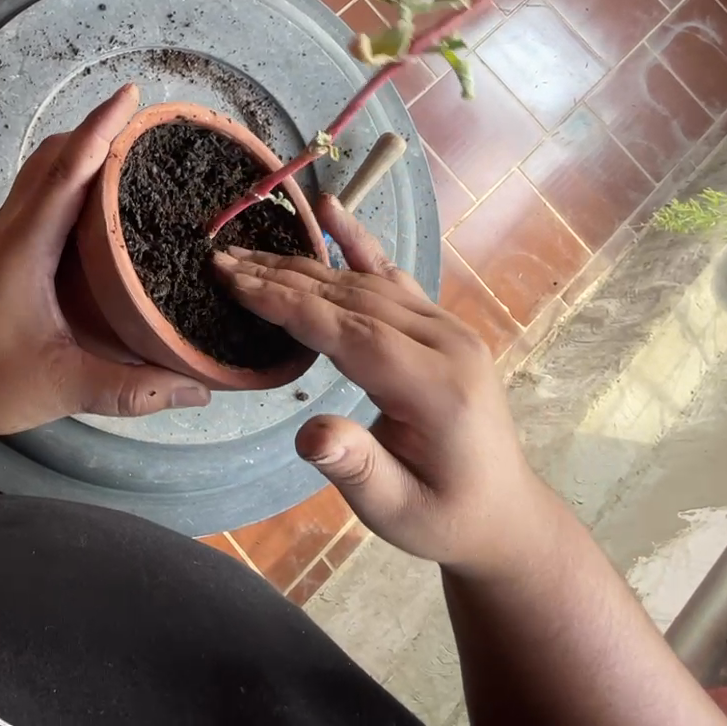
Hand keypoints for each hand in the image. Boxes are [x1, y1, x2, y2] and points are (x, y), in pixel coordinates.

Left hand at [0, 85, 211, 440]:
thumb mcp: (64, 386)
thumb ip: (132, 390)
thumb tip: (201, 390)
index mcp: (27, 245)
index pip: (68, 170)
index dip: (100, 128)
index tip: (131, 94)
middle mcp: (13, 228)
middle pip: (53, 157)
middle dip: (96, 131)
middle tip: (147, 128)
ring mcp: (5, 236)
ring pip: (42, 172)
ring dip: (81, 152)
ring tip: (130, 154)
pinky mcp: (5, 250)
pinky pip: (39, 194)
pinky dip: (69, 178)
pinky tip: (99, 201)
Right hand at [212, 196, 560, 574]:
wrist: (505, 514)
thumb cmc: (443, 517)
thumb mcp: (397, 510)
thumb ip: (357, 468)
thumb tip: (309, 436)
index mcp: (435, 386)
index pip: (347, 330)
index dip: (285, 303)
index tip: (232, 281)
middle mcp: (445, 343)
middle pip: (349, 296)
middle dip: (278, 277)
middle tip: (221, 260)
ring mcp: (445, 327)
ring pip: (361, 282)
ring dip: (299, 265)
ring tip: (245, 252)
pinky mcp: (439, 324)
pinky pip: (390, 274)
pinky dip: (356, 242)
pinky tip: (332, 211)